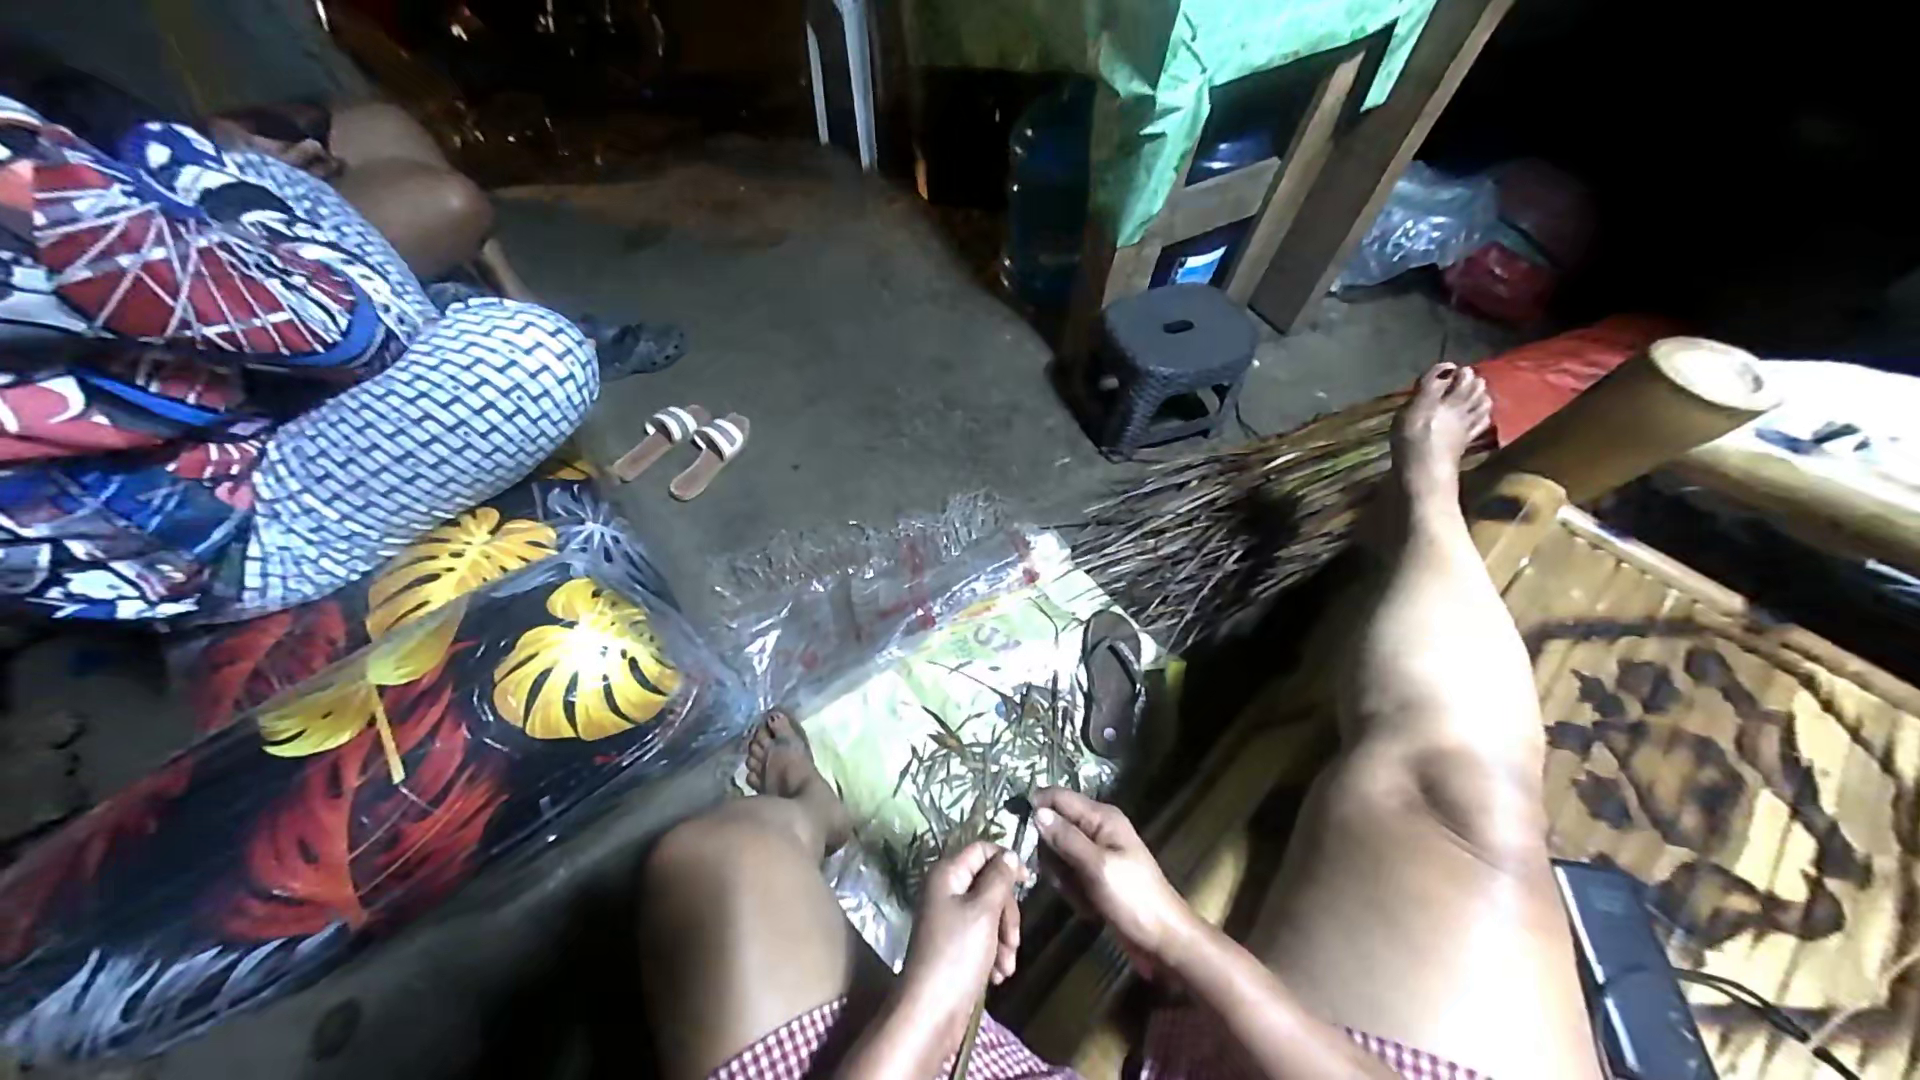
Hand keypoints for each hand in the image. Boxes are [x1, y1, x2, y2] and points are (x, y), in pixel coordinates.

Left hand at [898, 841, 1023, 1041]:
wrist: (930, 1014)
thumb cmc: (956, 955)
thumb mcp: (983, 911)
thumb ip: (999, 878)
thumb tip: (1009, 854)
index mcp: (948, 874)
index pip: (982, 849)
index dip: (1006, 860)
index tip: (1028, 881)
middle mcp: (946, 891)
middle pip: (989, 883)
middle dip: (1007, 911)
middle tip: (1013, 939)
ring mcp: (950, 918)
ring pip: (990, 913)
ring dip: (1004, 937)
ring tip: (1006, 966)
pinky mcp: (955, 945)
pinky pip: (983, 936)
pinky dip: (994, 952)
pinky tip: (998, 974)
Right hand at [1032, 788, 1195, 976]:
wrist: (1165, 942)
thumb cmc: (1134, 900)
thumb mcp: (1097, 867)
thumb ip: (1066, 838)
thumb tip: (1037, 811)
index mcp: (1102, 817)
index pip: (1058, 797)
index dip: (1038, 809)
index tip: (1020, 832)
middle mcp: (1098, 829)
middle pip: (1055, 826)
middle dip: (1051, 854)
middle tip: (1062, 877)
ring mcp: (1098, 853)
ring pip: (1059, 854)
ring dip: (1063, 877)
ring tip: (1080, 895)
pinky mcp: (1096, 876)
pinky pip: (1070, 874)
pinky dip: (1073, 891)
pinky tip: (1087, 907)